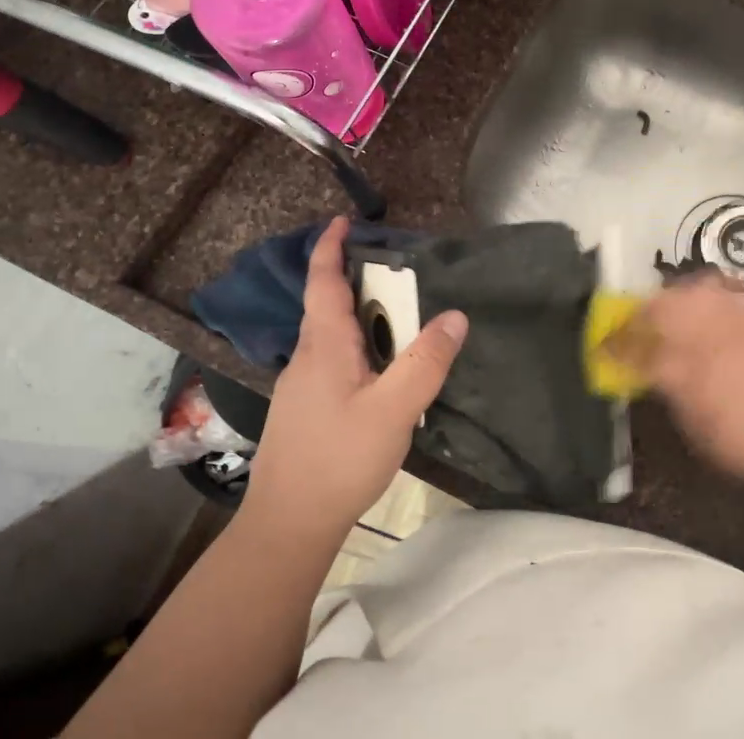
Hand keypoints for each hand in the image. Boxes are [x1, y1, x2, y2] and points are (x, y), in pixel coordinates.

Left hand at [239, 217, 467, 545]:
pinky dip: (361, 349)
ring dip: (364, 318)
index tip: (343, 220)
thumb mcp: (394, 409)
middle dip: (360, 282)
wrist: (288, 523)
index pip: (322, 283)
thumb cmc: (339, 459)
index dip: (330, 248)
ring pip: (334, 337)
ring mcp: (302, 387)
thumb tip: (455, 315)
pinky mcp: (307, 411)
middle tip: (405, 274)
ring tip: (405, 320)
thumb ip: (425, 361)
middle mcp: (307, 358)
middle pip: (330, 306)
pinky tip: (385, 373)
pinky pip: (335, 362)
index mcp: (324, 347)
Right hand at [630, 277, 743, 499]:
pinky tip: (706, 304)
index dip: (617, 347)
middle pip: (666, 307)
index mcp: (691, 377)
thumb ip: (671, 398)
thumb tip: (651, 375)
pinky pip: (731, 292)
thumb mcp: (699, 435)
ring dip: (674, 297)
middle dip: (642, 312)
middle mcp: (713, 342)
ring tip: (668, 310)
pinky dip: (711, 292)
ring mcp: (741, 325)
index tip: (604, 347)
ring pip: (697, 291)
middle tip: (634, 324)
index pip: (641, 351)